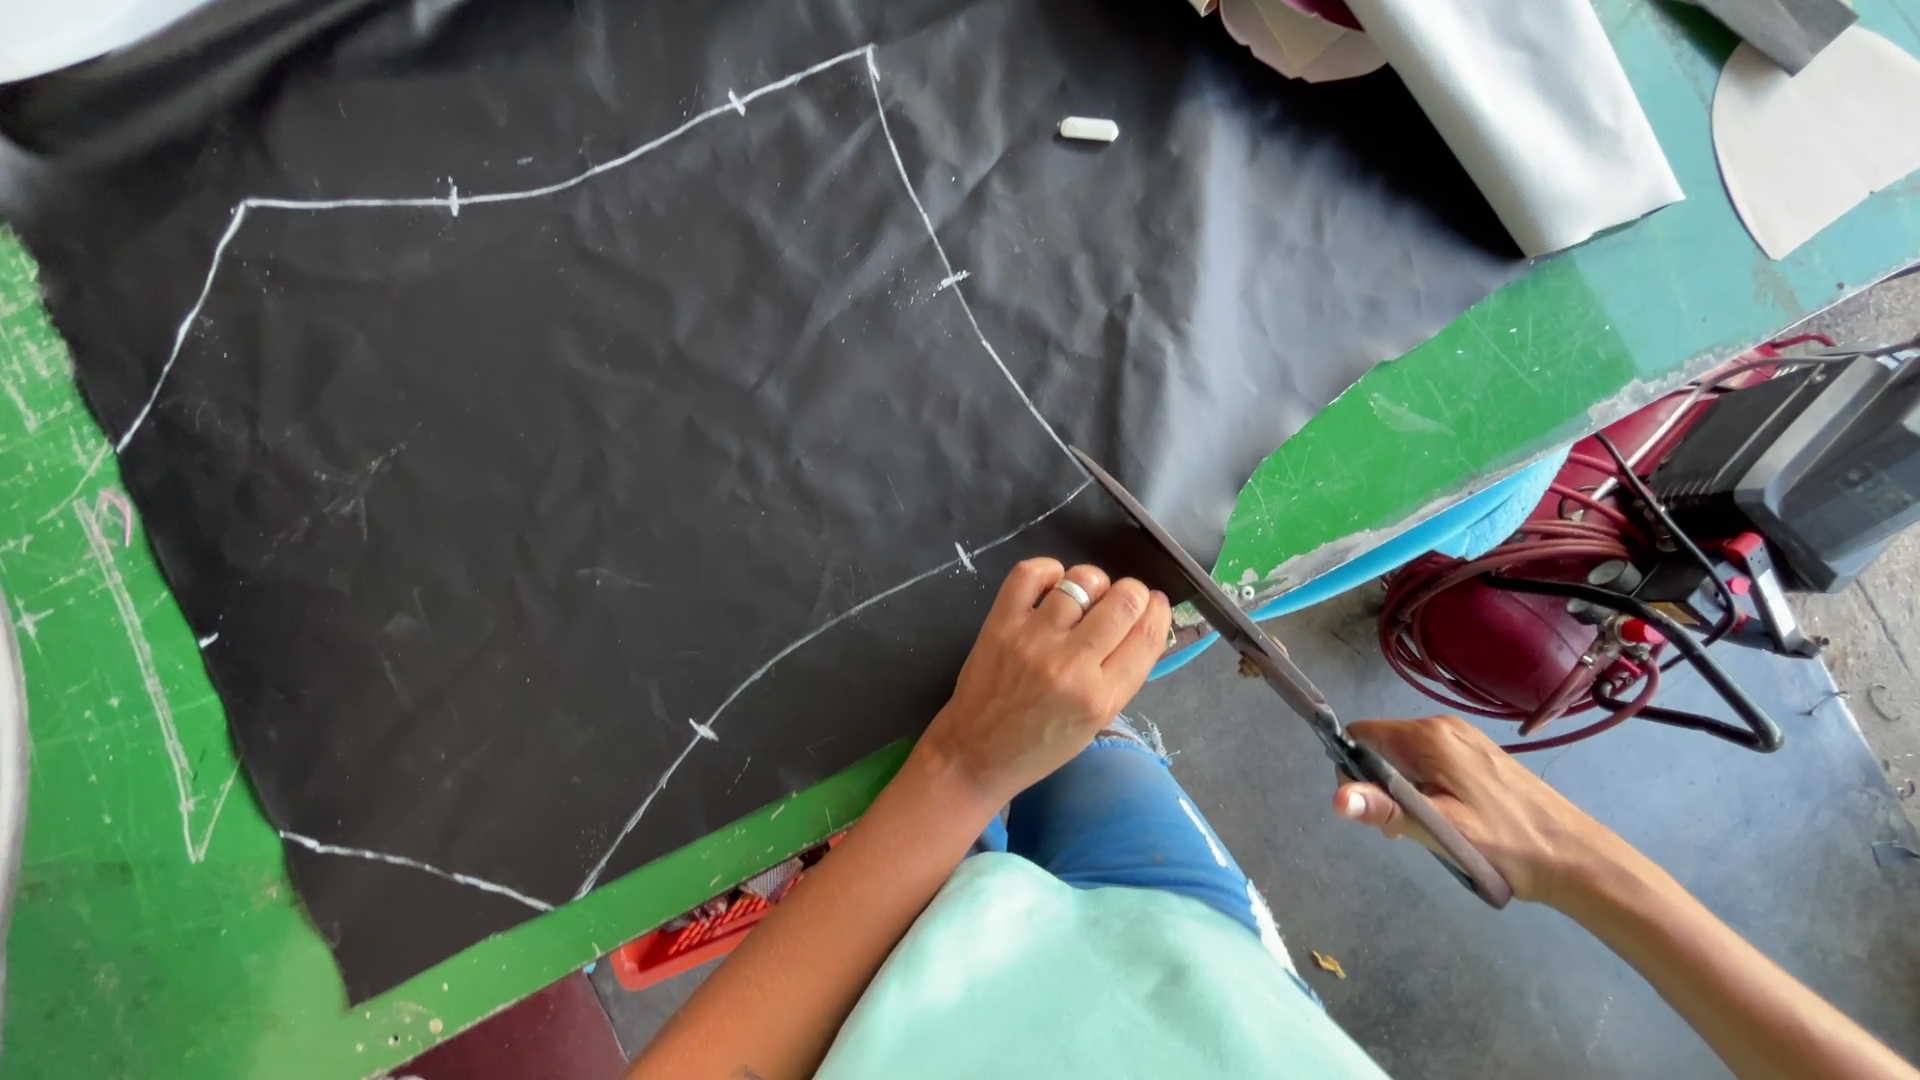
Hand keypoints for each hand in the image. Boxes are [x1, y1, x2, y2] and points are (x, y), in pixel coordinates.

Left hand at [917, 558, 1171, 805]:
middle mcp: (1072, 665)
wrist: (977, 754)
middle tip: (1121, 599)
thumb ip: (1121, 675)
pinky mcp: (1001, 624)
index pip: (1148, 636)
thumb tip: (1142, 624)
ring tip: (1085, 596)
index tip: (1155, 604)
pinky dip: (1049, 569)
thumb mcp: (1095, 722)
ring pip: (1082, 581)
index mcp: (1101, 698)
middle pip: (1123, 602)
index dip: (1159, 611)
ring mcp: (1034, 640)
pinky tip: (1053, 583)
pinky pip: (1031, 574)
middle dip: (1132, 592)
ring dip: (1093, 582)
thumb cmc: (1040, 745)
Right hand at [1331, 714, 1630, 906]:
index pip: (1360, 735)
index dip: (1353, 770)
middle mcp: (1442, 726)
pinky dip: (1426, 788)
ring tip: (1431, 828)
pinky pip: (1430, 762)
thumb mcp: (1441, 829)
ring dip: (1404, 791)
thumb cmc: (1508, 845)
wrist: (1580, 861)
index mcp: (1428, 736)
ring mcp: (1463, 738)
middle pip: (1382, 746)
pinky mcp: (1478, 754)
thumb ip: (1386, 809)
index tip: (1373, 807)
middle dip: (1381, 786)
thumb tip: (1335, 799)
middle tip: (1405, 829)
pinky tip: (1449, 819)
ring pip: (1405, 757)